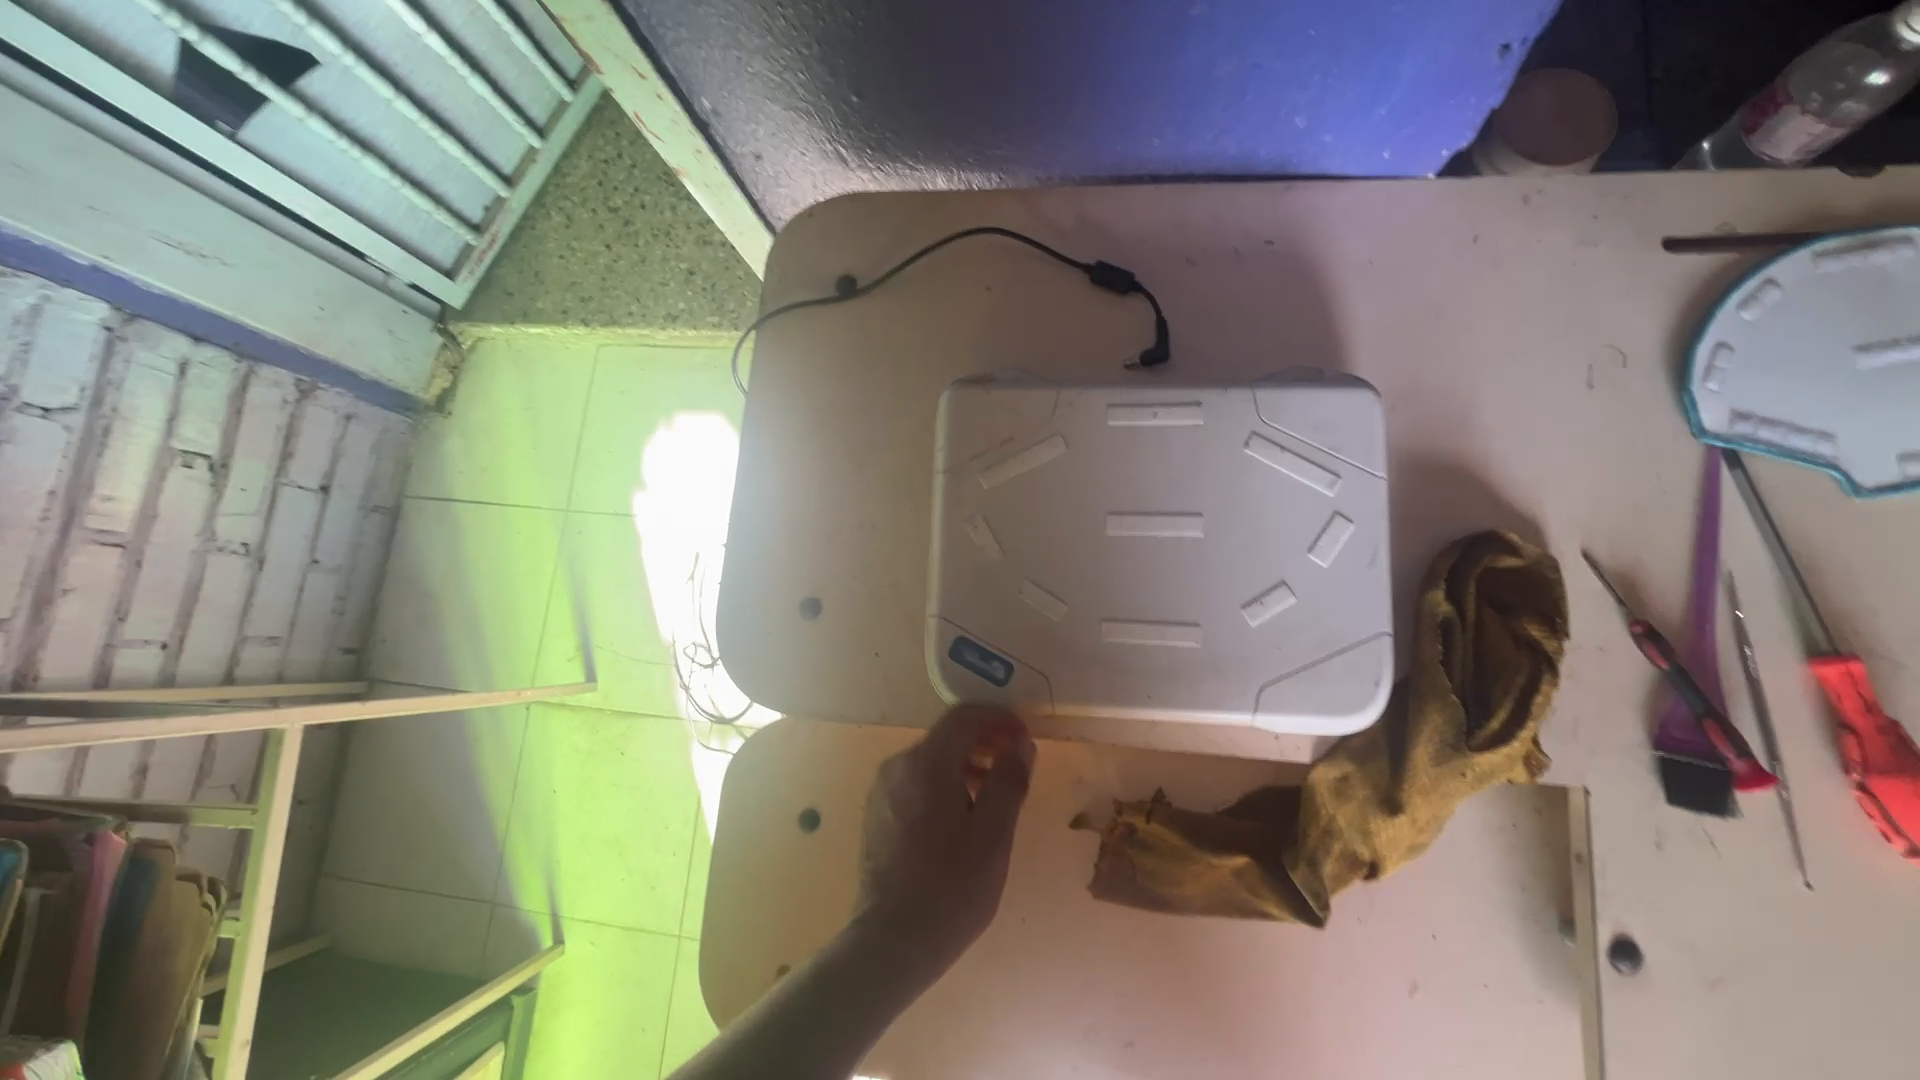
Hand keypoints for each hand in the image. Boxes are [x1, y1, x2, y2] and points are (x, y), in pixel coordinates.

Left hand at [857, 705, 1035, 968]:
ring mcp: (882, 791)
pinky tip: (961, 820)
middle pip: (945, 737)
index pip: (964, 717)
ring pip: (929, 761)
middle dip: (984, 743)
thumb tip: (1021, 745)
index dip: (999, 719)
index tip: (1024, 739)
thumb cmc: (952, 885)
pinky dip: (942, 786)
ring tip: (993, 797)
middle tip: (1015, 767)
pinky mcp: (876, 816)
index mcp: (926, 762)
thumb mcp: (993, 833)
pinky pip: (914, 784)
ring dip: (964, 766)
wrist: (893, 940)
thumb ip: (1009, 781)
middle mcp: (897, 766)